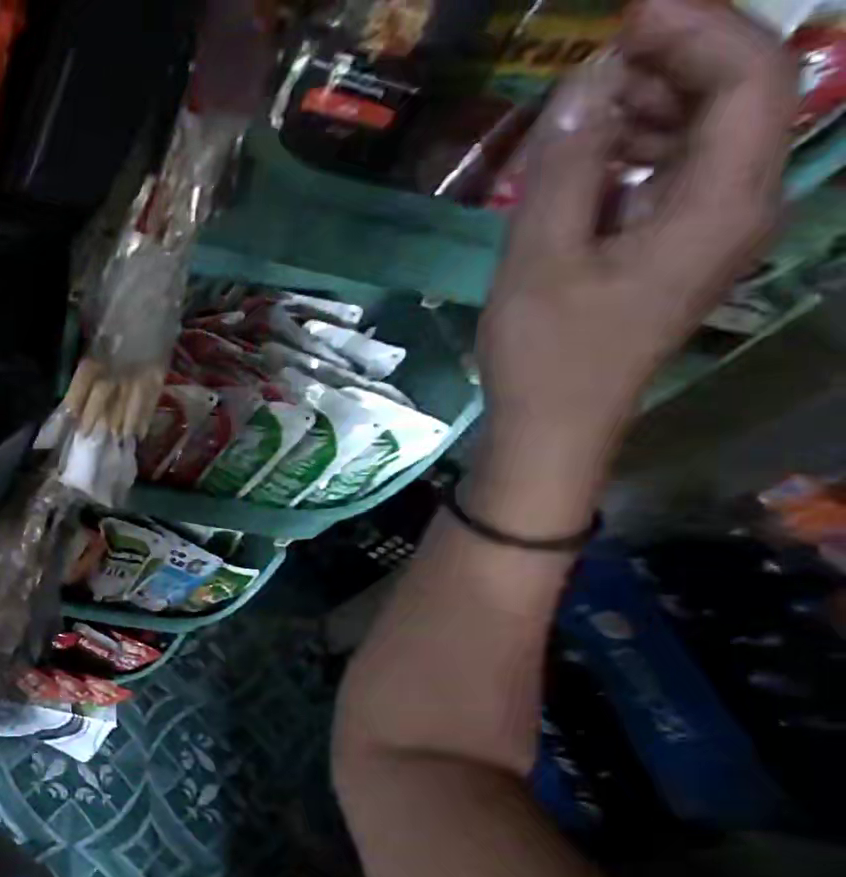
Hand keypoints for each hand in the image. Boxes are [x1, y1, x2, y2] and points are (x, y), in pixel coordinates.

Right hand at [472, 0, 796, 530]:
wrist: (555, 424)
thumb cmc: (548, 350)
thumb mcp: (540, 261)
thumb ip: (565, 171)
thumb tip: (583, 86)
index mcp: (721, 203)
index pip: (748, 80)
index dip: (699, 30)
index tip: (628, 15)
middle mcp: (742, 203)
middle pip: (744, 97)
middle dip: (682, 57)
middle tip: (603, 46)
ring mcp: (714, 228)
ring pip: (713, 133)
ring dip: (659, 101)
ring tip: (587, 96)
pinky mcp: (679, 248)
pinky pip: (680, 173)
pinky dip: (642, 146)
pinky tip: (591, 152)